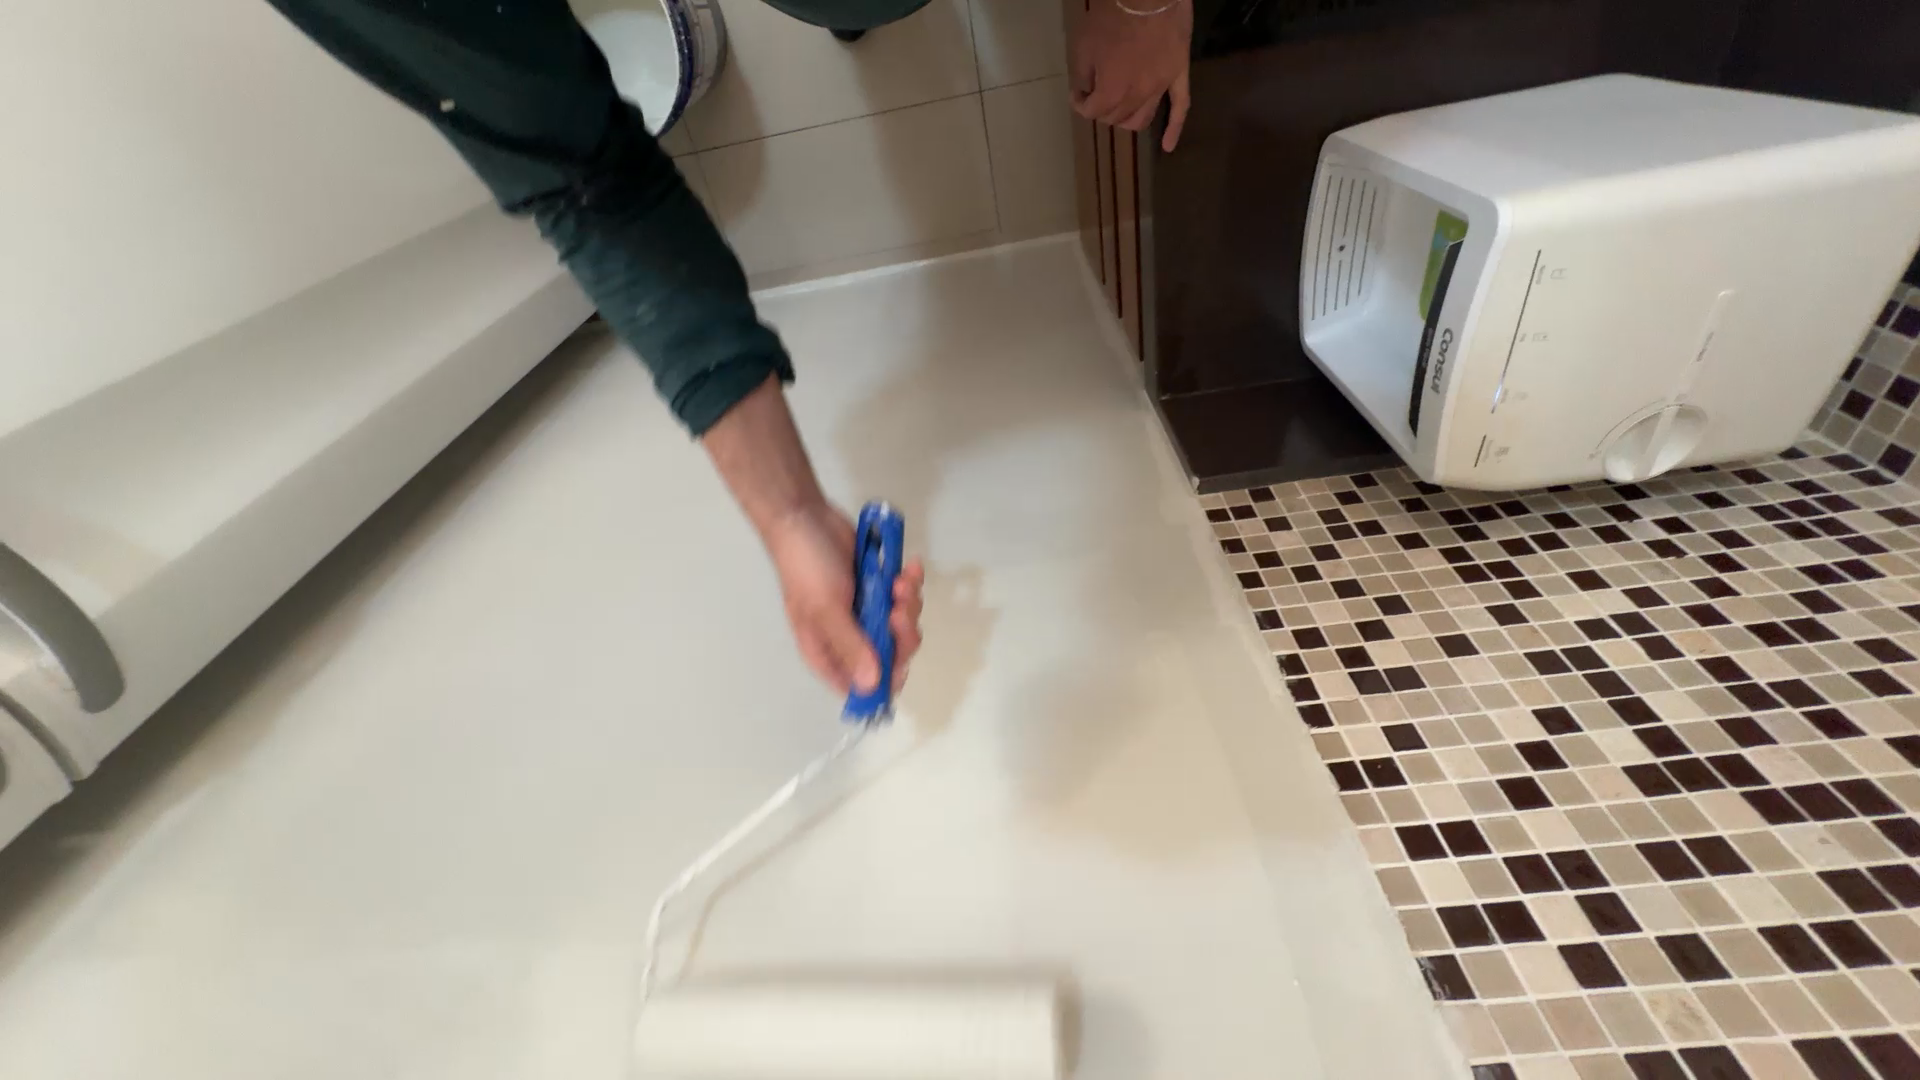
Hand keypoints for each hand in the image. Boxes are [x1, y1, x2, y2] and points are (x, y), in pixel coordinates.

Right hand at [764, 502, 925, 696]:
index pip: (860, 686)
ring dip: (909, 604)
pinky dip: (911, 584)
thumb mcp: (826, 609)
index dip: (885, 679)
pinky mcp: (880, 587)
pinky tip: (909, 567)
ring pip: (902, 625)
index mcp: (827, 652)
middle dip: (902, 635)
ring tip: (900, 581)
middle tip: (898, 610)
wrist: (807, 516)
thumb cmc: (807, 567)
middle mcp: (849, 637)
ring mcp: (866, 611)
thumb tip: (872, 687)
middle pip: (890, 656)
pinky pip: (906, 597)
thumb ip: (851, 646)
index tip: (899, 658)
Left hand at [1070, 0, 1192, 151]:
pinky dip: (1174, 129)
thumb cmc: (1112, 15)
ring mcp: (1160, 87)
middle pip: (1116, 118)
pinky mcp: (1179, 75)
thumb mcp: (1084, 44)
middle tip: (1098, 97)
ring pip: (1142, 119)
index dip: (1081, 104)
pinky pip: (1180, 107)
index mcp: (1111, 92)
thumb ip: (1083, 75)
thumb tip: (1085, 90)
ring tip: (1121, 114)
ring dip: (1127, 120)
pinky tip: (1167, 146)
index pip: (1091, 112)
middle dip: (1102, 111)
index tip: (1077, 93)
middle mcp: (1136, 97)